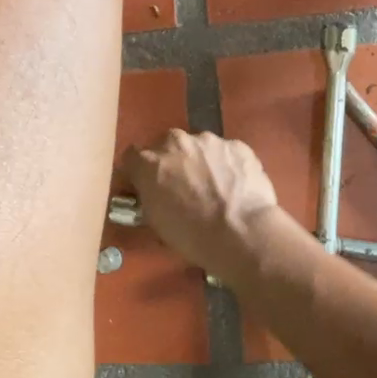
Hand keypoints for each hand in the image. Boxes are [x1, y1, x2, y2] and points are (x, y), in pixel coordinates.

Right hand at [120, 129, 293, 280]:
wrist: (244, 235)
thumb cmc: (193, 236)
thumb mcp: (156, 221)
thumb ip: (148, 197)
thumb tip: (150, 192)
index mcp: (149, 162)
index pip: (132, 158)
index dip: (139, 173)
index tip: (146, 187)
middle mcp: (175, 142)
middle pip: (166, 147)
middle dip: (171, 164)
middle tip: (182, 188)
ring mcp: (208, 140)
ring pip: (197, 147)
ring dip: (199, 162)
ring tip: (215, 189)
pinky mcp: (236, 145)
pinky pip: (225, 153)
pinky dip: (226, 165)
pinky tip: (235, 187)